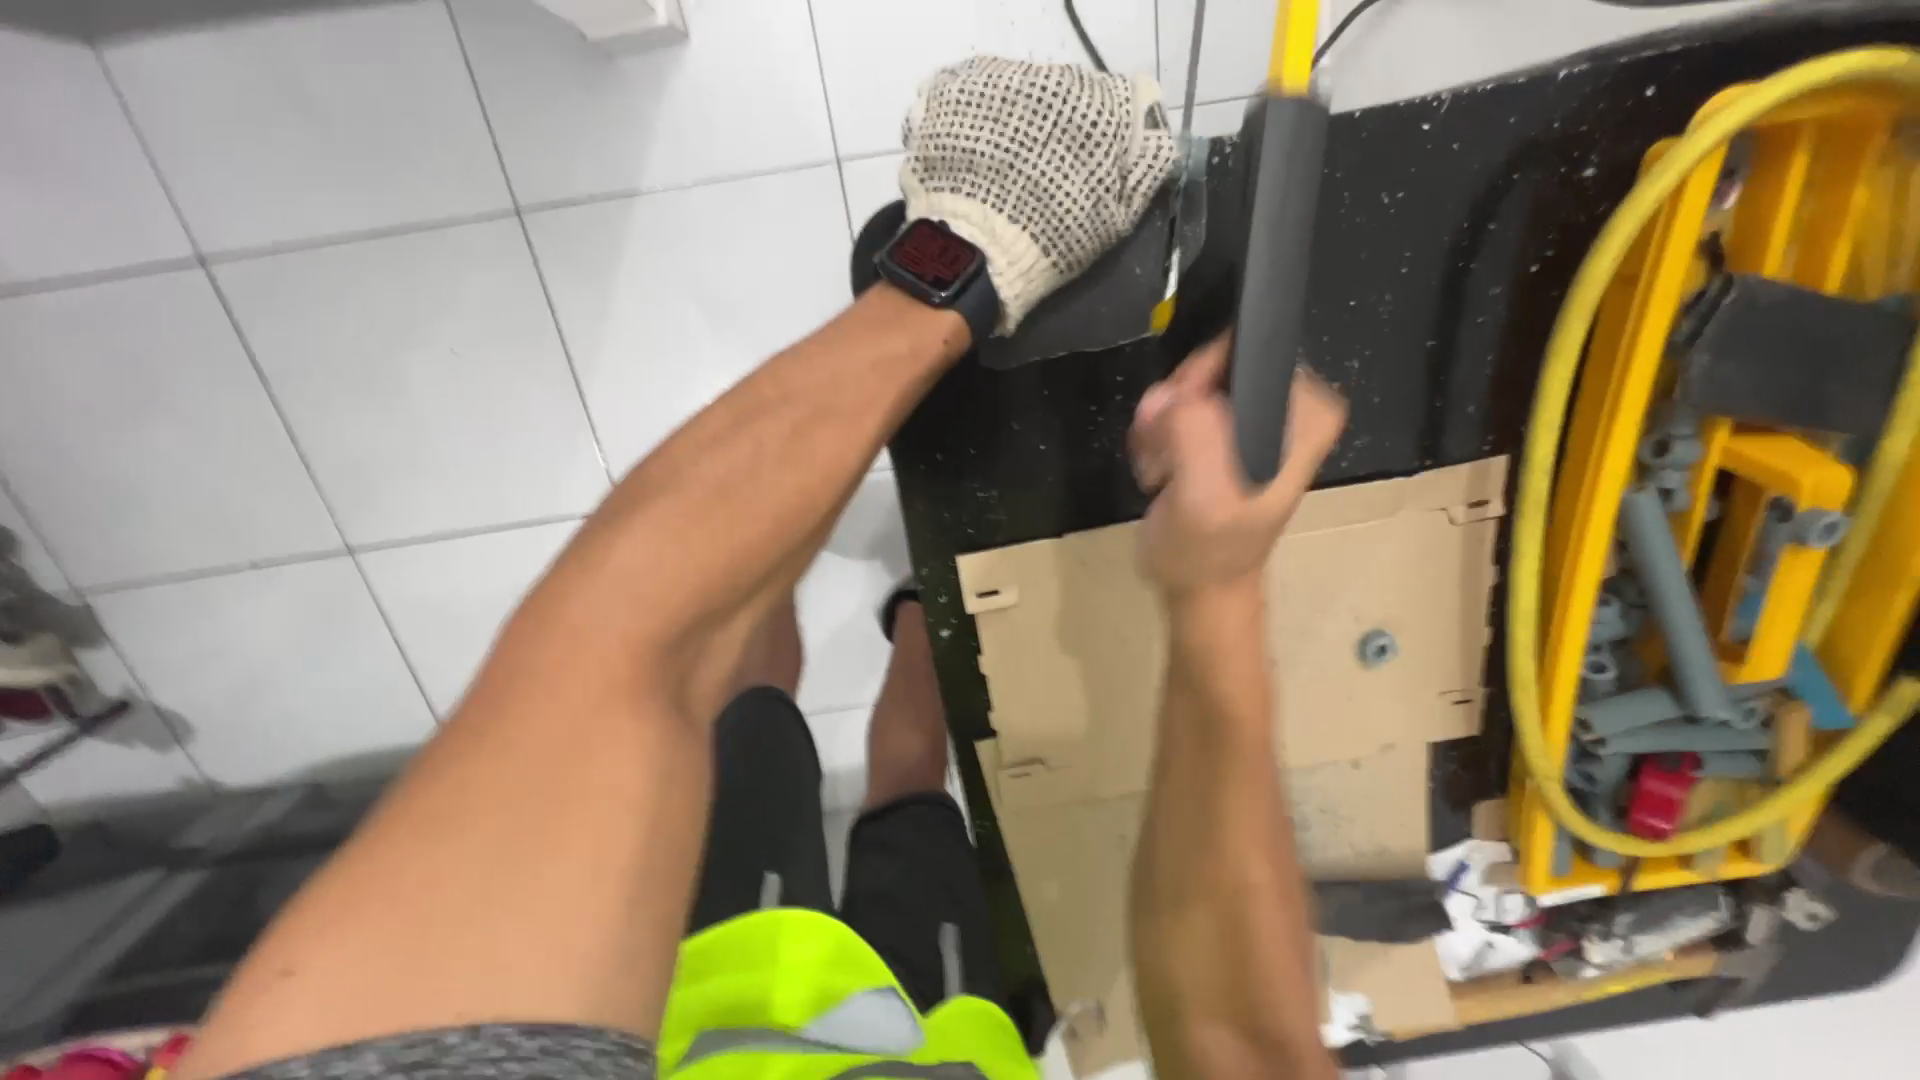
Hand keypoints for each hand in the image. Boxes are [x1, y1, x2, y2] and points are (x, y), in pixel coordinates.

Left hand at [900, 56, 1177, 333]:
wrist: (976, 250)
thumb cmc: (1051, 240)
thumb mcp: (1114, 219)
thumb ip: (1141, 173)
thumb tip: (1157, 143)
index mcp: (1098, 108)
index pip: (1112, 103)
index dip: (1099, 137)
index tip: (1085, 167)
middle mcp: (1053, 81)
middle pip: (1062, 96)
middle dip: (1055, 128)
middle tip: (1038, 174)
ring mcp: (1001, 83)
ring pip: (1018, 94)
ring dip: (1014, 123)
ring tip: (1001, 171)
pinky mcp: (957, 93)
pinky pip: (974, 97)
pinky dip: (975, 123)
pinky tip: (972, 161)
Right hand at [1130, 336, 1347, 596]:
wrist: (1200, 588)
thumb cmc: (1205, 551)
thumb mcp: (1202, 495)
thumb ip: (1195, 433)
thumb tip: (1176, 397)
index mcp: (1305, 414)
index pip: (1246, 353)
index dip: (1200, 378)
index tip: (1179, 421)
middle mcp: (1288, 407)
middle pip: (1212, 364)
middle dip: (1175, 408)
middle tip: (1164, 454)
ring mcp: (1253, 420)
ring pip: (1186, 386)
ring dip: (1160, 427)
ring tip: (1162, 470)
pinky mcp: (1224, 432)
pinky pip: (1176, 406)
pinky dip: (1158, 436)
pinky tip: (1162, 471)